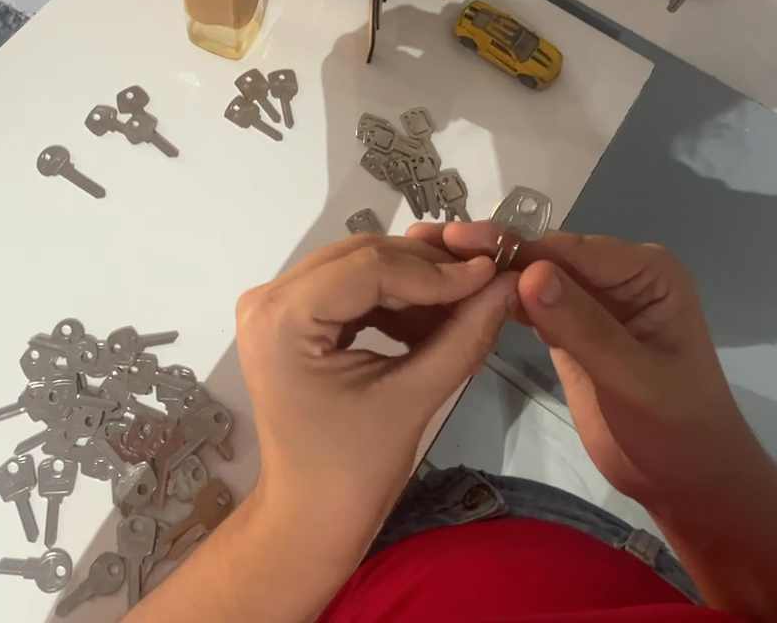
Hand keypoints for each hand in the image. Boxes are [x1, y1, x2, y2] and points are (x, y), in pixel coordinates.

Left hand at [234, 233, 518, 544]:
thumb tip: (509, 283)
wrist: (310, 518)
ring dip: (412, 283)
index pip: (368, 267)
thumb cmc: (352, 473)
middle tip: (485, 284)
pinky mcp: (289, 314)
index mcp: (281, 318)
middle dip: (426, 270)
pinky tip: (429, 320)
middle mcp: (267, 297)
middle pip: (360, 258)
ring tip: (463, 305)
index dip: (434, 270)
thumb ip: (462, 336)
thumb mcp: (412, 400)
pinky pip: (348, 287)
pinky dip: (391, 299)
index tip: (493, 274)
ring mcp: (274, 303)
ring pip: (358, 267)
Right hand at [410, 223, 768, 519]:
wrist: (687, 486)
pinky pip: (524, 301)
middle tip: (424, 240)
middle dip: (485, 248)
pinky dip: (491, 297)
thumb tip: (527, 273)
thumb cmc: (677, 432)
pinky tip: (452, 292)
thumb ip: (582, 326)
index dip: (511, 242)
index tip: (455, 238)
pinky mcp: (566, 323)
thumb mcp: (633, 379)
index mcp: (645, 271)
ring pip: (527, 274)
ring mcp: (588, 297)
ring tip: (425, 257)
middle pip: (541, 254)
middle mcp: (615, 273)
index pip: (567, 248)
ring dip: (481, 270)